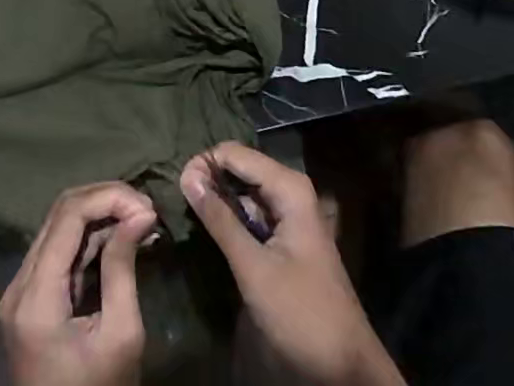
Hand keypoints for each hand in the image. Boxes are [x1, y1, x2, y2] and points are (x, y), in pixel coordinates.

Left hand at [2, 183, 157, 385]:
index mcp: (36, 297)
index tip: (149, 209)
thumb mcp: (120, 334)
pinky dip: (94, 234)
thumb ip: (123, 268)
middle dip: (108, 199)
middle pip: (61, 212)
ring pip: (61, 224)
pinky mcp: (32, 297)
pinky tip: (125, 236)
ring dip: (102, 213)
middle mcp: (20, 284)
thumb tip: (141, 214)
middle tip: (147, 211)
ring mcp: (22, 290)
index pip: (68, 216)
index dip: (110, 197)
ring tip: (142, 221)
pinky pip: (62, 247)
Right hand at [182, 143, 403, 385]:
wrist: (341, 358)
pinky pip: (251, 213)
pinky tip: (204, 222)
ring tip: (179, 203)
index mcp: (290, 187)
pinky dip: (228, 215)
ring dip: (216, 196)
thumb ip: (220, 220)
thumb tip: (188, 176)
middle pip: (242, 168)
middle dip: (209, 176)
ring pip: (245, 191)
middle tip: (173, 195)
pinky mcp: (283, 235)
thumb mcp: (254, 266)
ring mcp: (288, 213)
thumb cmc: (300, 309)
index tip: (173, 181)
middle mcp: (291, 190)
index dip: (205, 162)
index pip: (237, 154)